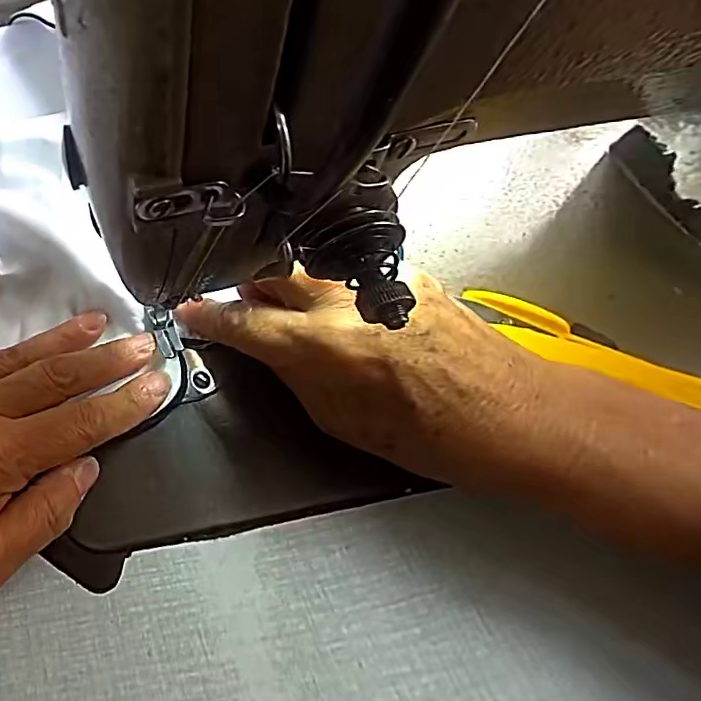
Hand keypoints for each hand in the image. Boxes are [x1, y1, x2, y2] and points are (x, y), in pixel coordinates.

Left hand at [0, 282, 169, 632]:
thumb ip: (41, 516)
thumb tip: (86, 468)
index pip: (79, 423)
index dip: (126, 403)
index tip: (159, 384)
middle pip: (57, 378)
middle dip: (108, 360)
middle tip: (146, 344)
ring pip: (17, 356)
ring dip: (62, 337)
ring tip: (99, 321)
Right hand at [177, 268, 546, 487]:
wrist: (509, 413)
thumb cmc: (439, 432)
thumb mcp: (340, 421)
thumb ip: (292, 376)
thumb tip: (268, 352)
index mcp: (324, 345)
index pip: (243, 321)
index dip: (208, 317)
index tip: (191, 313)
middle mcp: (348, 300)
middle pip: (270, 275)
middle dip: (250, 293)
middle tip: (245, 314)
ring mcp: (378, 279)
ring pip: (308, 268)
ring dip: (291, 289)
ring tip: (298, 319)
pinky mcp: (404, 272)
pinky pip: (348, 271)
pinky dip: (333, 289)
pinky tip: (346, 314)